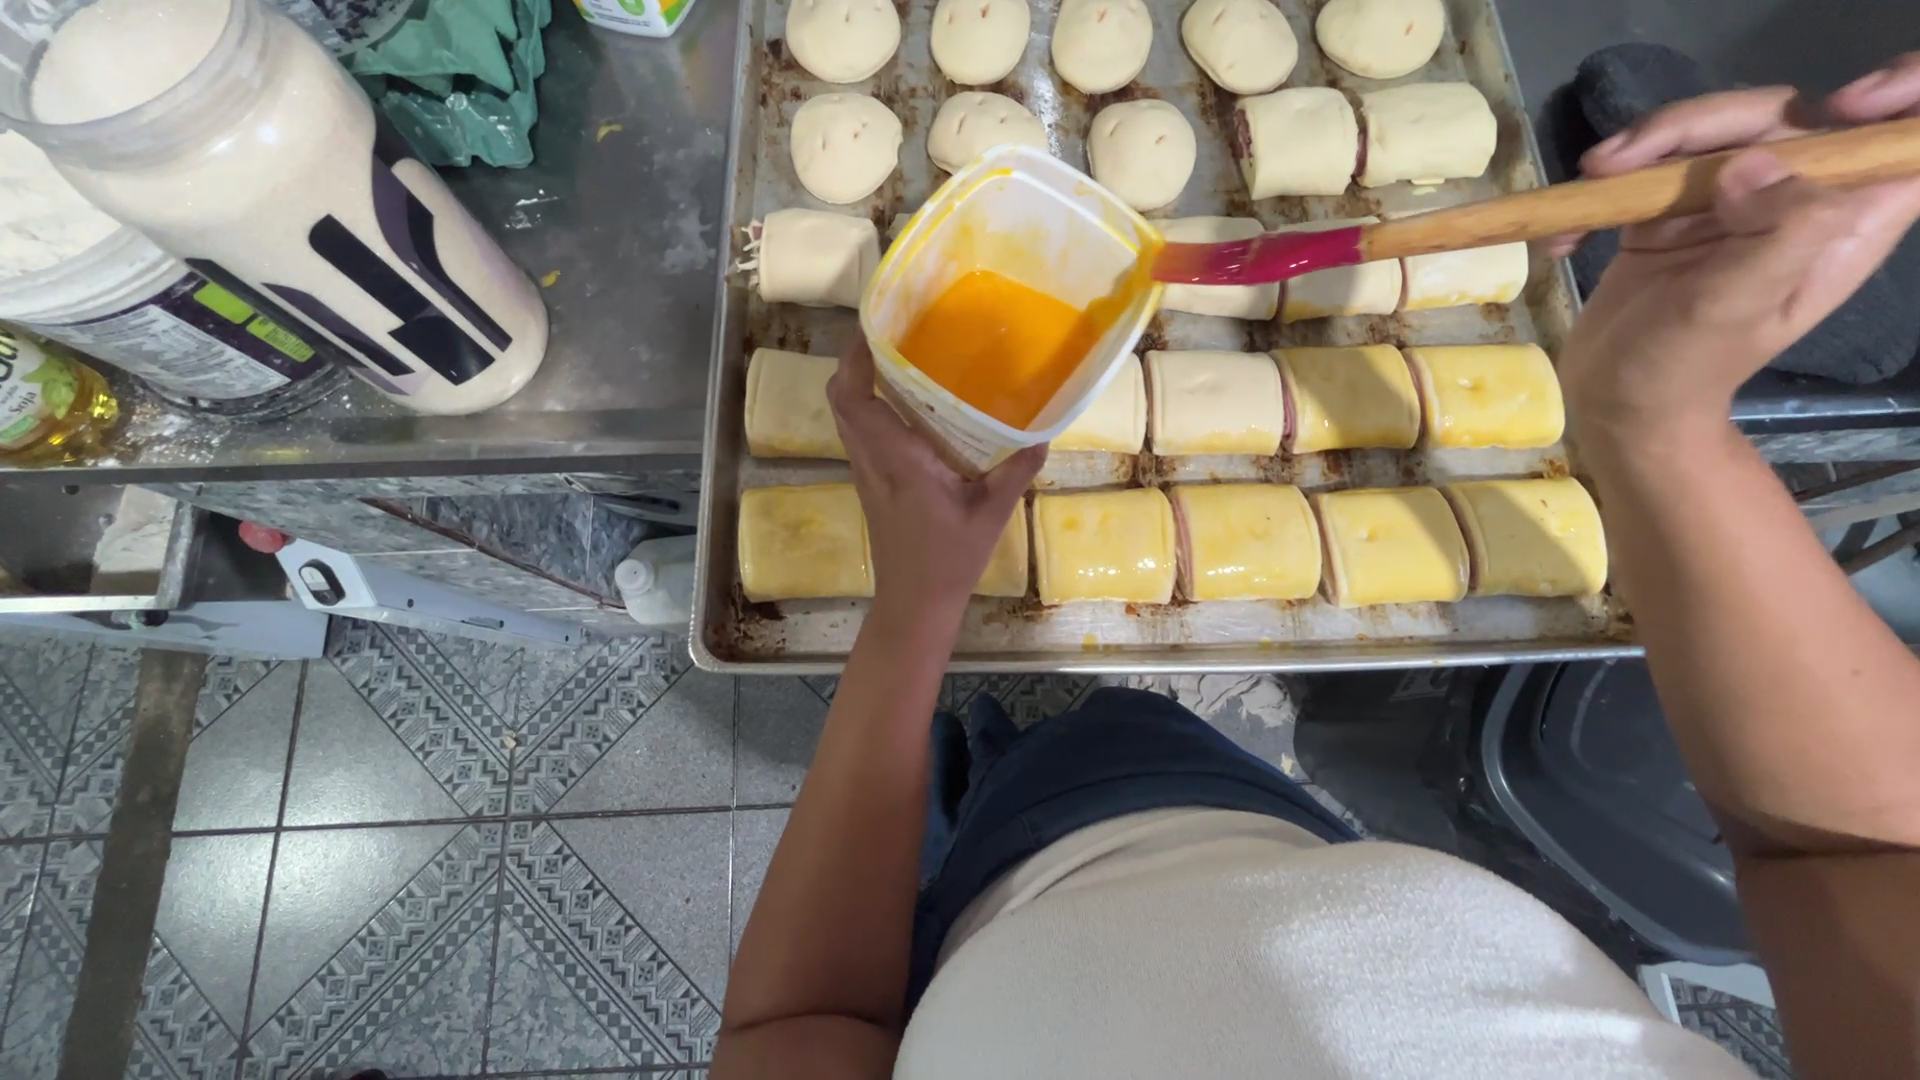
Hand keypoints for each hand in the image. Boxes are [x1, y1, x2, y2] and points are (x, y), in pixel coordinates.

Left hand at [827, 338, 1046, 615]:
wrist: (914, 603)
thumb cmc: (949, 561)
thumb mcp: (991, 515)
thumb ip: (1016, 472)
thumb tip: (1042, 435)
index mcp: (897, 460)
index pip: (855, 398)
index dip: (856, 356)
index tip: (878, 324)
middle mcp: (871, 460)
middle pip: (842, 397)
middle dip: (857, 359)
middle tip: (894, 333)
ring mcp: (866, 472)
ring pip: (847, 414)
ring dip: (862, 381)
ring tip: (902, 358)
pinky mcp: (871, 482)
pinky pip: (861, 431)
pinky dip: (872, 406)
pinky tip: (910, 404)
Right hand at [1552, 57, 1919, 441]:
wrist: (1614, 403)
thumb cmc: (1681, 368)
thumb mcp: (1734, 308)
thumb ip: (1776, 231)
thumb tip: (1750, 163)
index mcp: (1844, 218)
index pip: (1905, 129)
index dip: (1895, 94)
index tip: (1840, 106)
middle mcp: (1794, 200)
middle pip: (1775, 119)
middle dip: (1700, 123)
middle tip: (1616, 160)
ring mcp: (1726, 207)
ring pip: (1702, 137)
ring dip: (1638, 150)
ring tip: (1586, 179)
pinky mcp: (1666, 219)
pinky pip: (1642, 178)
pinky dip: (1598, 196)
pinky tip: (1566, 234)